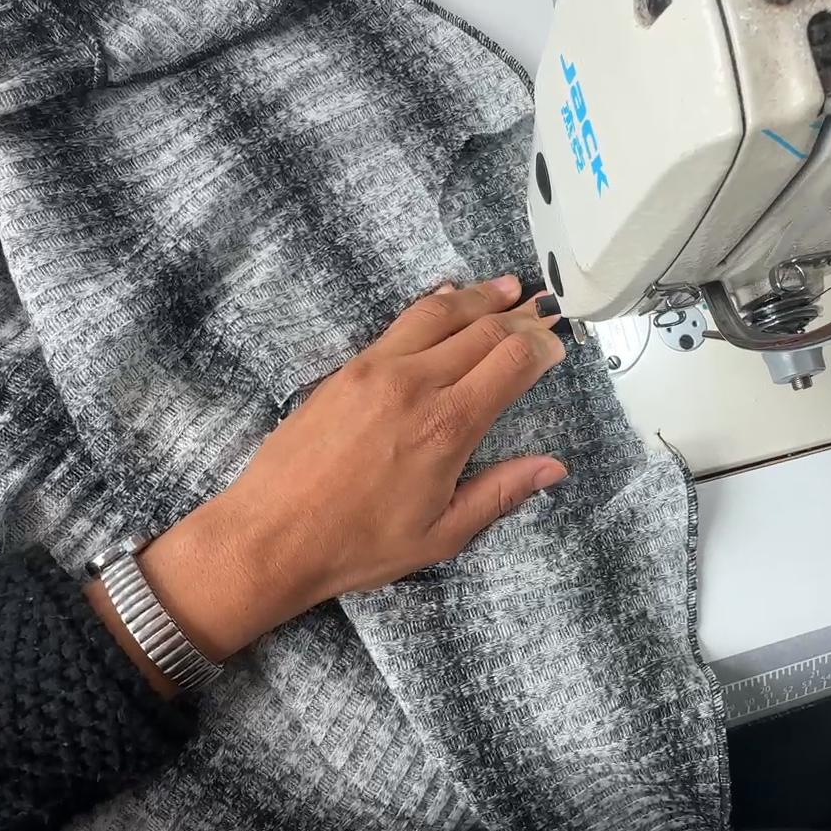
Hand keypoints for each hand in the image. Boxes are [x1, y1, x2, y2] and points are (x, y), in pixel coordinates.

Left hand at [95, 275, 566, 692]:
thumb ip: (502, 492)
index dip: (544, 345)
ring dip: (481, 297)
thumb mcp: (443, 534)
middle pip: (484, 329)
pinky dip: (436, 305)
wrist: (270, 535)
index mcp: (448, 425)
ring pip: (441, 313)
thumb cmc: (357, 543)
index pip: (512, 361)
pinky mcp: (349, 368)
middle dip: (522, 317)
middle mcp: (416, 383)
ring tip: (510, 287)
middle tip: (546, 309)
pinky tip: (450, 299)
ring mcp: (377, 369)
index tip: (560, 341)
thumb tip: (554, 468)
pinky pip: (402, 322)